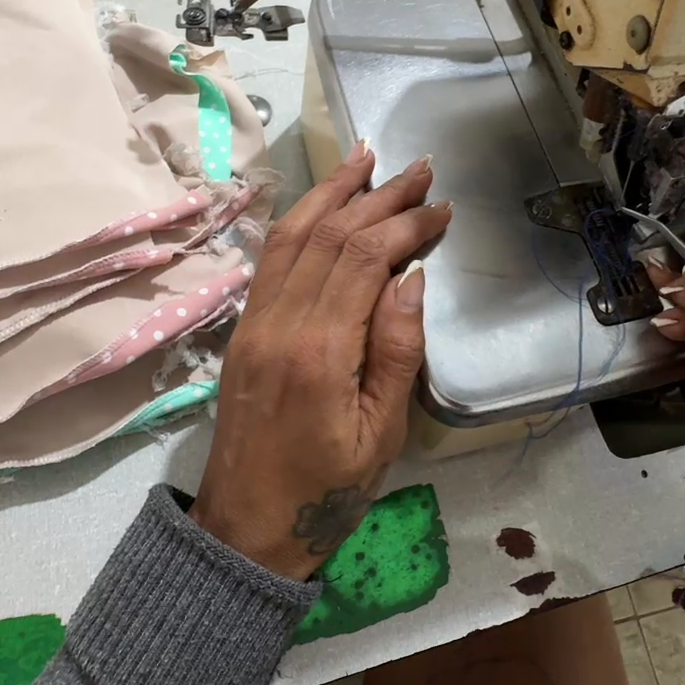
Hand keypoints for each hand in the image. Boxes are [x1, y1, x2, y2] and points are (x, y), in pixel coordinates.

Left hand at [190, 143, 450, 579]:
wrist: (246, 528)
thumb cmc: (327, 491)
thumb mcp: (382, 432)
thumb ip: (397, 350)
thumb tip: (413, 276)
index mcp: (319, 350)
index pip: (364, 258)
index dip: (405, 224)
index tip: (441, 208)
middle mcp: (279, 322)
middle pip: (329, 235)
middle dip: (377, 195)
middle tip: (418, 168)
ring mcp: (253, 321)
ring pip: (292, 235)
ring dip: (331, 191)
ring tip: (364, 157)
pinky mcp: (243, 327)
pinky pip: (271, 257)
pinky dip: (299, 219)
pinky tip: (321, 202)